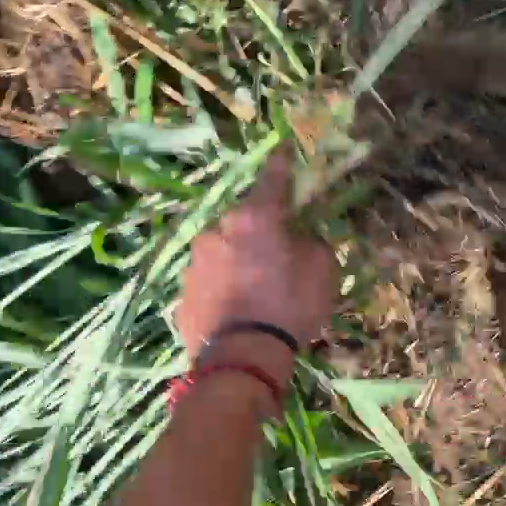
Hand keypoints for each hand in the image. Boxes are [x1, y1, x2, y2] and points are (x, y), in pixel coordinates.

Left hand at [174, 152, 337, 385]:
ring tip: (258, 283)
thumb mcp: (322, 271)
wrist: (239, 360)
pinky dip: (225, 283)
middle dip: (261, 226)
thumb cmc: (288, 306)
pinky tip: (240, 304)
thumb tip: (303, 237)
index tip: (283, 145)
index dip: (281, 162)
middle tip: (280, 245)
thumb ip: (314, 243)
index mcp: (254, 218)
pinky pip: (211, 278)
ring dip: (241, 257)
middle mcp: (217, 230)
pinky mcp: (182, 293)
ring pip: (224, 249)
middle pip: (244, 218)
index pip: (272, 178)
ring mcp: (194, 262)